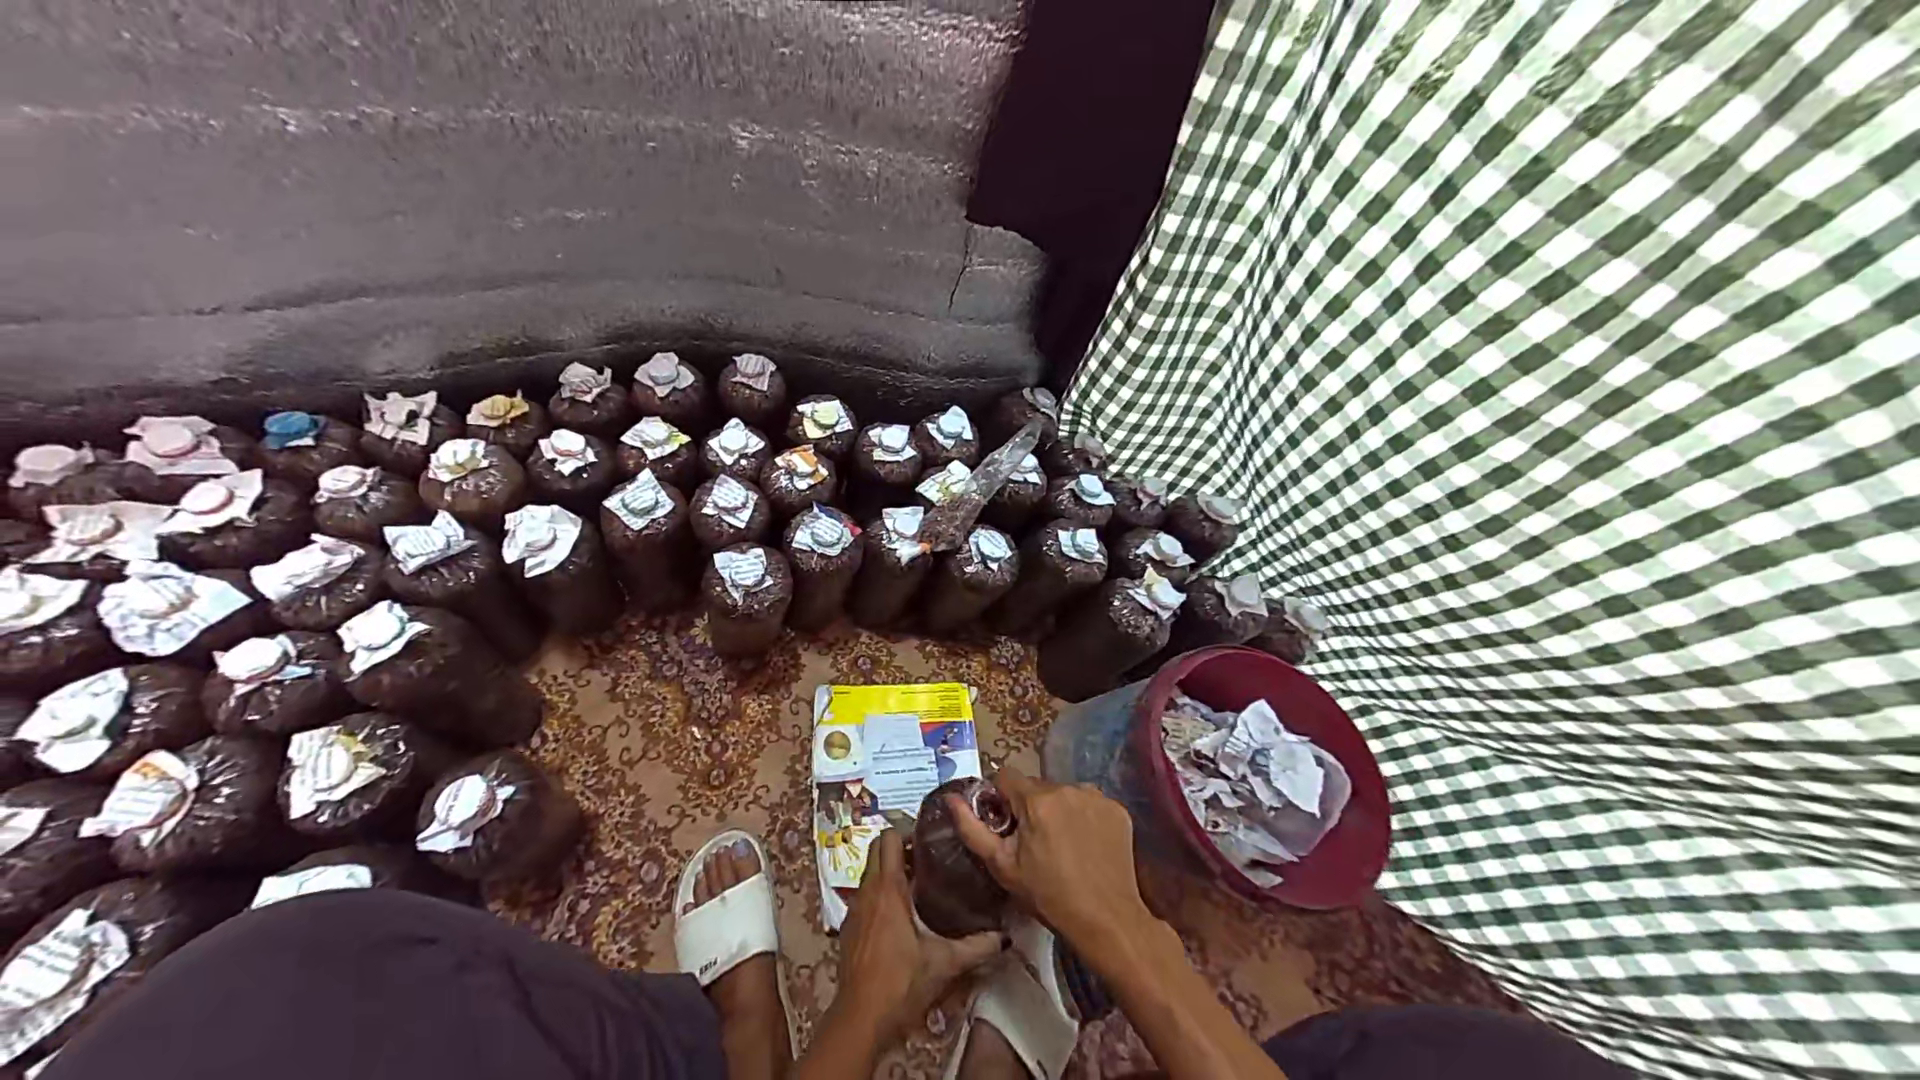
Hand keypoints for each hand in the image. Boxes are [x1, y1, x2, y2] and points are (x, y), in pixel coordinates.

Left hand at [836, 828, 1004, 1040]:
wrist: (859, 1021)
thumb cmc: (900, 984)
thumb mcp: (943, 963)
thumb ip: (976, 947)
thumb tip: (1004, 938)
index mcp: (887, 888)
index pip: (888, 838)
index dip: (907, 833)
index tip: (930, 842)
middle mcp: (867, 891)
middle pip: (877, 849)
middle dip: (899, 848)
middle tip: (928, 860)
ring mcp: (854, 909)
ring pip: (870, 872)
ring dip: (890, 871)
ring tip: (920, 884)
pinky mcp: (848, 928)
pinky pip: (864, 896)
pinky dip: (880, 894)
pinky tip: (901, 915)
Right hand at [946, 767, 1155, 954]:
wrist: (1106, 919)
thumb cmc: (1048, 896)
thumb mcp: (1002, 866)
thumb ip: (972, 829)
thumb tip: (951, 799)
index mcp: (1037, 800)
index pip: (1006, 777)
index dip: (1001, 798)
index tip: (1006, 823)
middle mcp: (1067, 788)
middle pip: (1036, 786)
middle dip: (1030, 806)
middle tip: (1033, 841)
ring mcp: (1096, 796)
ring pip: (1063, 793)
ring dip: (1057, 809)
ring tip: (1061, 844)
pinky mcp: (1117, 808)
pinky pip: (1089, 803)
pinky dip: (1083, 816)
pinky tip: (1085, 843)